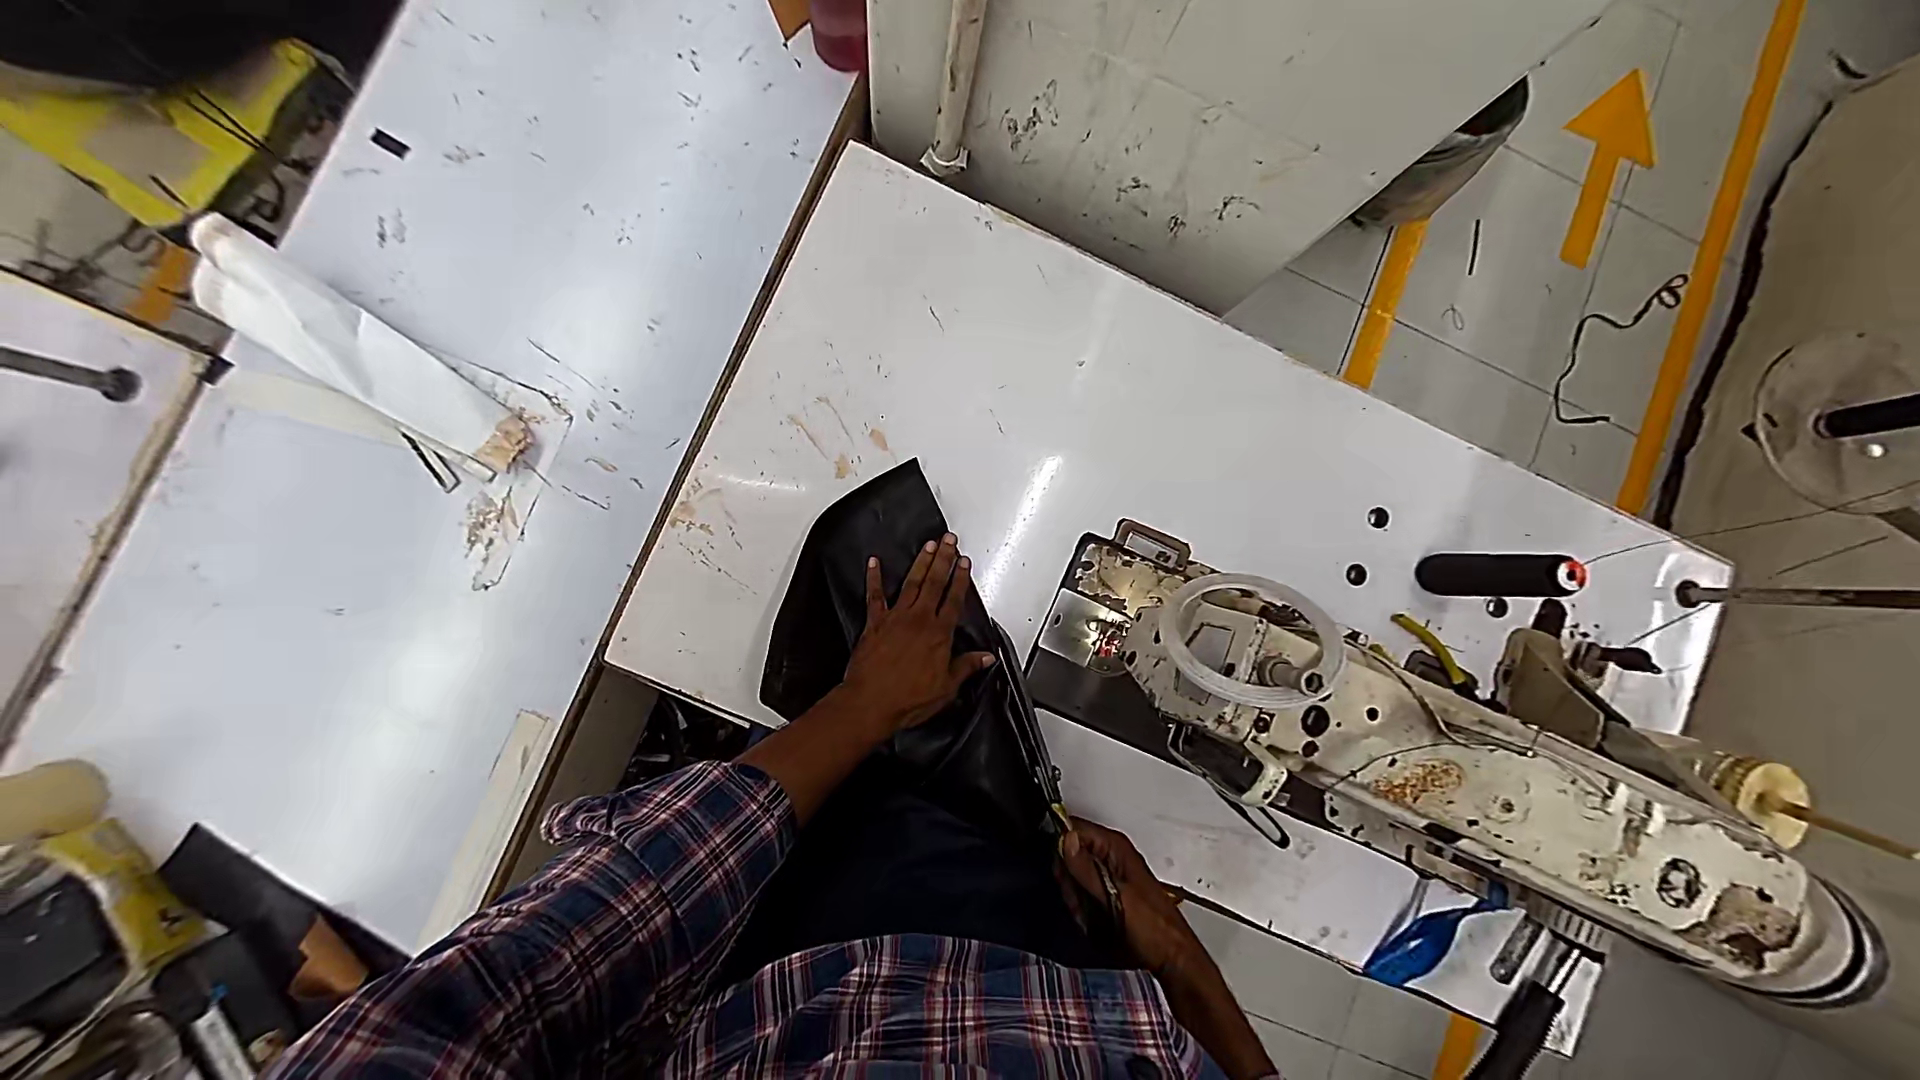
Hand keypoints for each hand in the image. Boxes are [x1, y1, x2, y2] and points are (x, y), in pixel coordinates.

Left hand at [840, 533, 996, 732]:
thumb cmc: (906, 698)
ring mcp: (895, 618)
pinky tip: (875, 563)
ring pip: (911, 583)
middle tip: (949, 540)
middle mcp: (918, 620)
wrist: (870, 703)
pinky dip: (874, 578)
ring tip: (928, 545)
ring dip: (920, 562)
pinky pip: (874, 595)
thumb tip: (985, 658)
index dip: (960, 579)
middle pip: (935, 582)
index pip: (954, 599)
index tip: (964, 563)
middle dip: (944, 559)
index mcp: (938, 634)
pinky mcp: (874, 623)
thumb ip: (966, 667)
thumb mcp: (946, 687)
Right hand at [1057, 817, 1206, 979]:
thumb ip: (1087, 869)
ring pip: (1073, 875)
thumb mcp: (1115, 897)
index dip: (1062, 849)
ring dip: (1075, 897)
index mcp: (1115, 846)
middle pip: (1070, 853)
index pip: (1074, 829)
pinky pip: (1082, 891)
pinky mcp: (1108, 891)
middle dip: (1069, 880)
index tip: (1063, 873)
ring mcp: (1109, 873)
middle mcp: (1111, 854)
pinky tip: (1091, 920)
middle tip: (1079, 901)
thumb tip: (1066, 839)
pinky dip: (1081, 906)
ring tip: (1089, 915)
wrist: (1172, 960)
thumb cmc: (1153, 928)